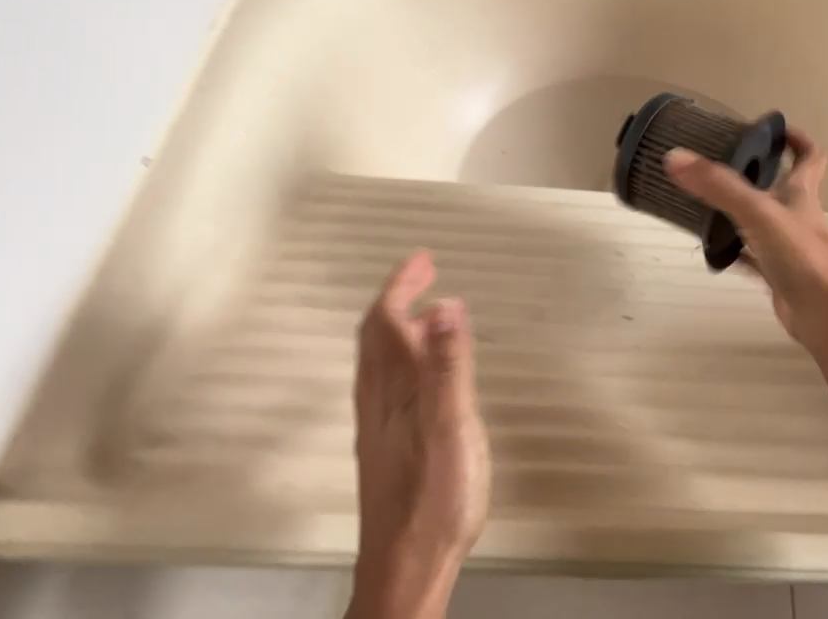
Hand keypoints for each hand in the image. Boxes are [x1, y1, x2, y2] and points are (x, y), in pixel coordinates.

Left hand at [349, 251, 489, 618]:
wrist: (406, 569)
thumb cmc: (435, 500)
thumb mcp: (452, 429)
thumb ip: (450, 367)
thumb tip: (446, 306)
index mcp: (392, 392)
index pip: (385, 324)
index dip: (401, 286)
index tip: (424, 259)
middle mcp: (378, 403)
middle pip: (375, 339)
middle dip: (396, 298)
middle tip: (424, 272)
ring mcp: (380, 427)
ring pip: (378, 363)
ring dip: (396, 326)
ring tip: (425, 311)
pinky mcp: (389, 446)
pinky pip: (388, 384)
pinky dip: (403, 356)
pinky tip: (422, 373)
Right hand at [664, 129, 827, 344]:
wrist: (827, 317)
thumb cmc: (801, 255)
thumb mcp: (758, 212)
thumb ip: (718, 186)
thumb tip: (675, 156)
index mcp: (803, 193)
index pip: (810, 155)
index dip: (796, 139)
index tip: (770, 128)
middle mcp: (798, 215)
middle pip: (782, 185)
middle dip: (758, 171)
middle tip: (722, 162)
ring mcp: (789, 247)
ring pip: (762, 221)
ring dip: (739, 210)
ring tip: (705, 199)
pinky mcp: (778, 274)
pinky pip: (751, 256)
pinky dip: (733, 250)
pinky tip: (709, 247)